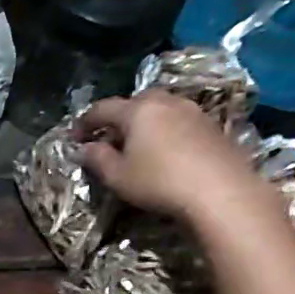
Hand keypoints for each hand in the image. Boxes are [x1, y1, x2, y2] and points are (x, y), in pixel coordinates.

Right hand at [77, 91, 271, 224]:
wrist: (221, 191)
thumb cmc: (159, 181)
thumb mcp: (117, 176)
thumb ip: (96, 158)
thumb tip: (84, 148)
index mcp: (137, 110)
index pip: (101, 109)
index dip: (84, 123)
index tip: (74, 139)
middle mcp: (165, 102)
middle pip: (134, 102)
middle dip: (116, 118)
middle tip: (107, 139)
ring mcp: (192, 111)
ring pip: (159, 109)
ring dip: (143, 123)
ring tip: (136, 146)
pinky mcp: (211, 125)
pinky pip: (178, 120)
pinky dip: (164, 130)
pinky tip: (162, 151)